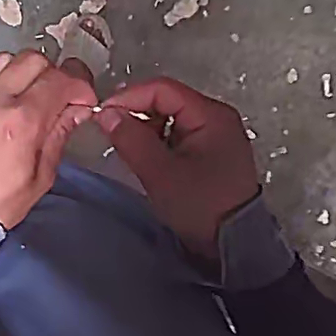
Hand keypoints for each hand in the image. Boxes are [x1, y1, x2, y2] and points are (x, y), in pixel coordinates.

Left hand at [0, 50, 98, 227]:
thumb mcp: (40, 177)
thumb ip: (58, 136)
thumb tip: (73, 112)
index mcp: (21, 123)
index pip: (60, 81)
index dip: (78, 87)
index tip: (80, 98)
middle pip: (33, 61)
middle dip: (52, 75)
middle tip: (54, 94)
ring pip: (3, 59)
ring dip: (20, 71)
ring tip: (23, 93)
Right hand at [95, 77, 259, 259]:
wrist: (232, 245)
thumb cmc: (200, 205)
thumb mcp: (160, 172)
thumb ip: (131, 138)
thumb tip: (106, 114)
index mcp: (210, 116)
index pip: (162, 90)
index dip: (129, 98)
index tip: (102, 115)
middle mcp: (214, 119)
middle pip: (165, 101)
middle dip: (135, 114)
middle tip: (111, 133)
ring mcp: (212, 136)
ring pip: (167, 119)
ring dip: (143, 130)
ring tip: (127, 150)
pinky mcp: (206, 153)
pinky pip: (173, 136)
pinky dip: (154, 142)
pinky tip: (144, 159)